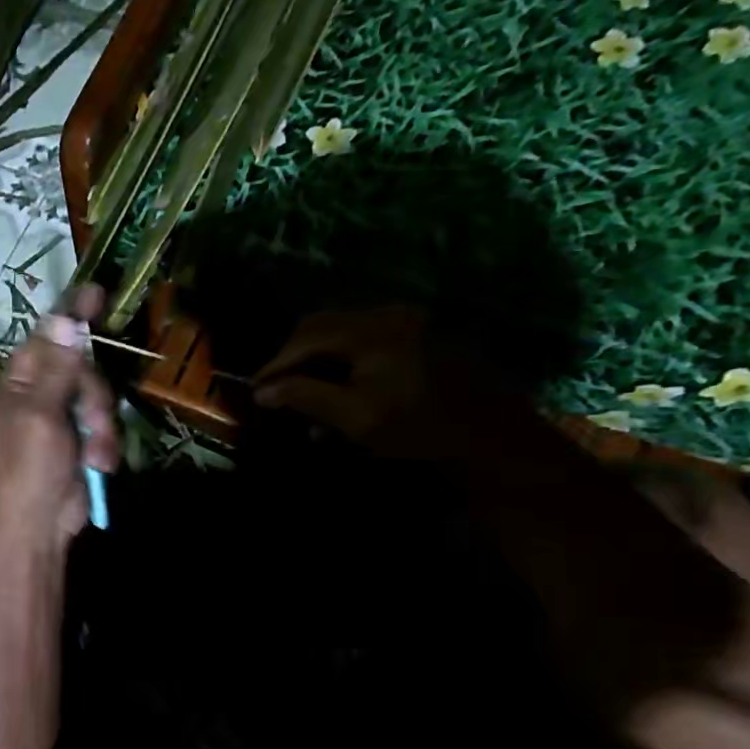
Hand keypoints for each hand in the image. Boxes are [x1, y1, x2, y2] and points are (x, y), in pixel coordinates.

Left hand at [0, 286, 117, 544]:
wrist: (41, 522)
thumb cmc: (30, 467)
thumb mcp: (41, 413)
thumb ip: (57, 367)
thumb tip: (64, 320)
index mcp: (21, 381)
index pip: (48, 335)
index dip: (71, 315)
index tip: (98, 293)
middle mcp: (42, 393)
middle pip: (84, 367)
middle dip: (94, 396)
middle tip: (92, 420)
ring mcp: (64, 418)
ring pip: (100, 398)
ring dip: (102, 428)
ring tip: (94, 455)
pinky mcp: (84, 441)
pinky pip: (106, 427)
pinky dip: (106, 447)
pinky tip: (98, 465)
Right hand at [252, 304, 510, 458]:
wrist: (494, 434)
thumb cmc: (420, 429)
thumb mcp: (356, 418)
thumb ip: (306, 398)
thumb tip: (262, 391)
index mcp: (370, 330)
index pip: (306, 337)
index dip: (276, 363)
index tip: (255, 388)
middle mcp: (388, 314)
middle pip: (323, 325)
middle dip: (294, 356)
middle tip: (274, 387)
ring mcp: (409, 321)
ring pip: (344, 330)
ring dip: (318, 358)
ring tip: (303, 392)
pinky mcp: (422, 335)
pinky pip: (368, 338)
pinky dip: (344, 359)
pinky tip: (340, 389)